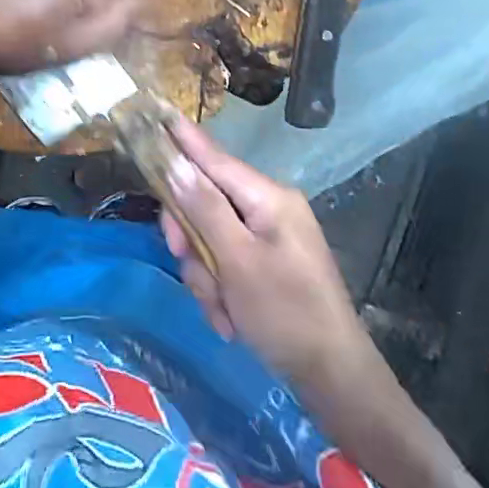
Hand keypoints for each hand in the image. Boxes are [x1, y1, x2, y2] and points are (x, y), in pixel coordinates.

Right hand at [159, 115, 369, 389]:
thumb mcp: (237, 260)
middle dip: (192, 241)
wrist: (331, 373)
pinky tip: (230, 321)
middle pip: (205, 204)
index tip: (157, 114)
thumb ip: (204, 209)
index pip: (215, 159)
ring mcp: (267, 238)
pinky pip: (225, 265)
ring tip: (222, 310)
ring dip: (206, 277)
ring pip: (209, 240)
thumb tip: (175, 163)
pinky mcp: (265, 264)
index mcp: (268, 198)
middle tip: (183, 262)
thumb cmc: (285, 311)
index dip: (183, 139)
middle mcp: (267, 209)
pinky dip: (220, 292)